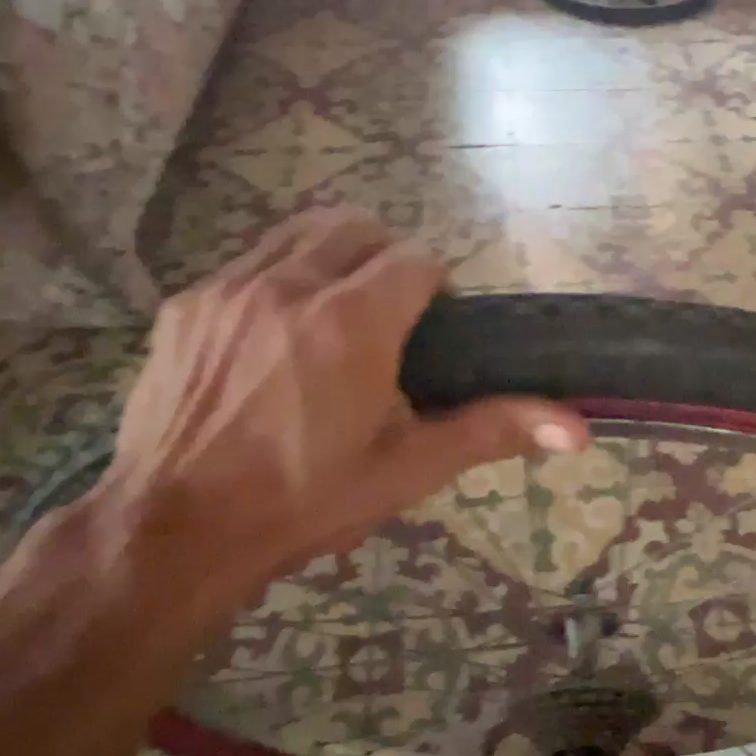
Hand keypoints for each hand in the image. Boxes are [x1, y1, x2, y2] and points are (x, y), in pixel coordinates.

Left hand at [99, 207, 588, 605]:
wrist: (177, 529)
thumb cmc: (306, 501)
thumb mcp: (407, 469)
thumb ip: (491, 430)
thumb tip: (578, 429)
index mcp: (350, 322)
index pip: (415, 259)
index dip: (435, 288)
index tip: (432, 333)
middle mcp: (288, 285)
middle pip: (357, 226)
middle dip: (387, 259)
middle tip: (392, 323)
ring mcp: (227, 289)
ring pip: (298, 233)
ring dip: (334, 259)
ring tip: (338, 321)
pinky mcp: (185, 305)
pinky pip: (247, 264)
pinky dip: (279, 281)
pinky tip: (275, 342)